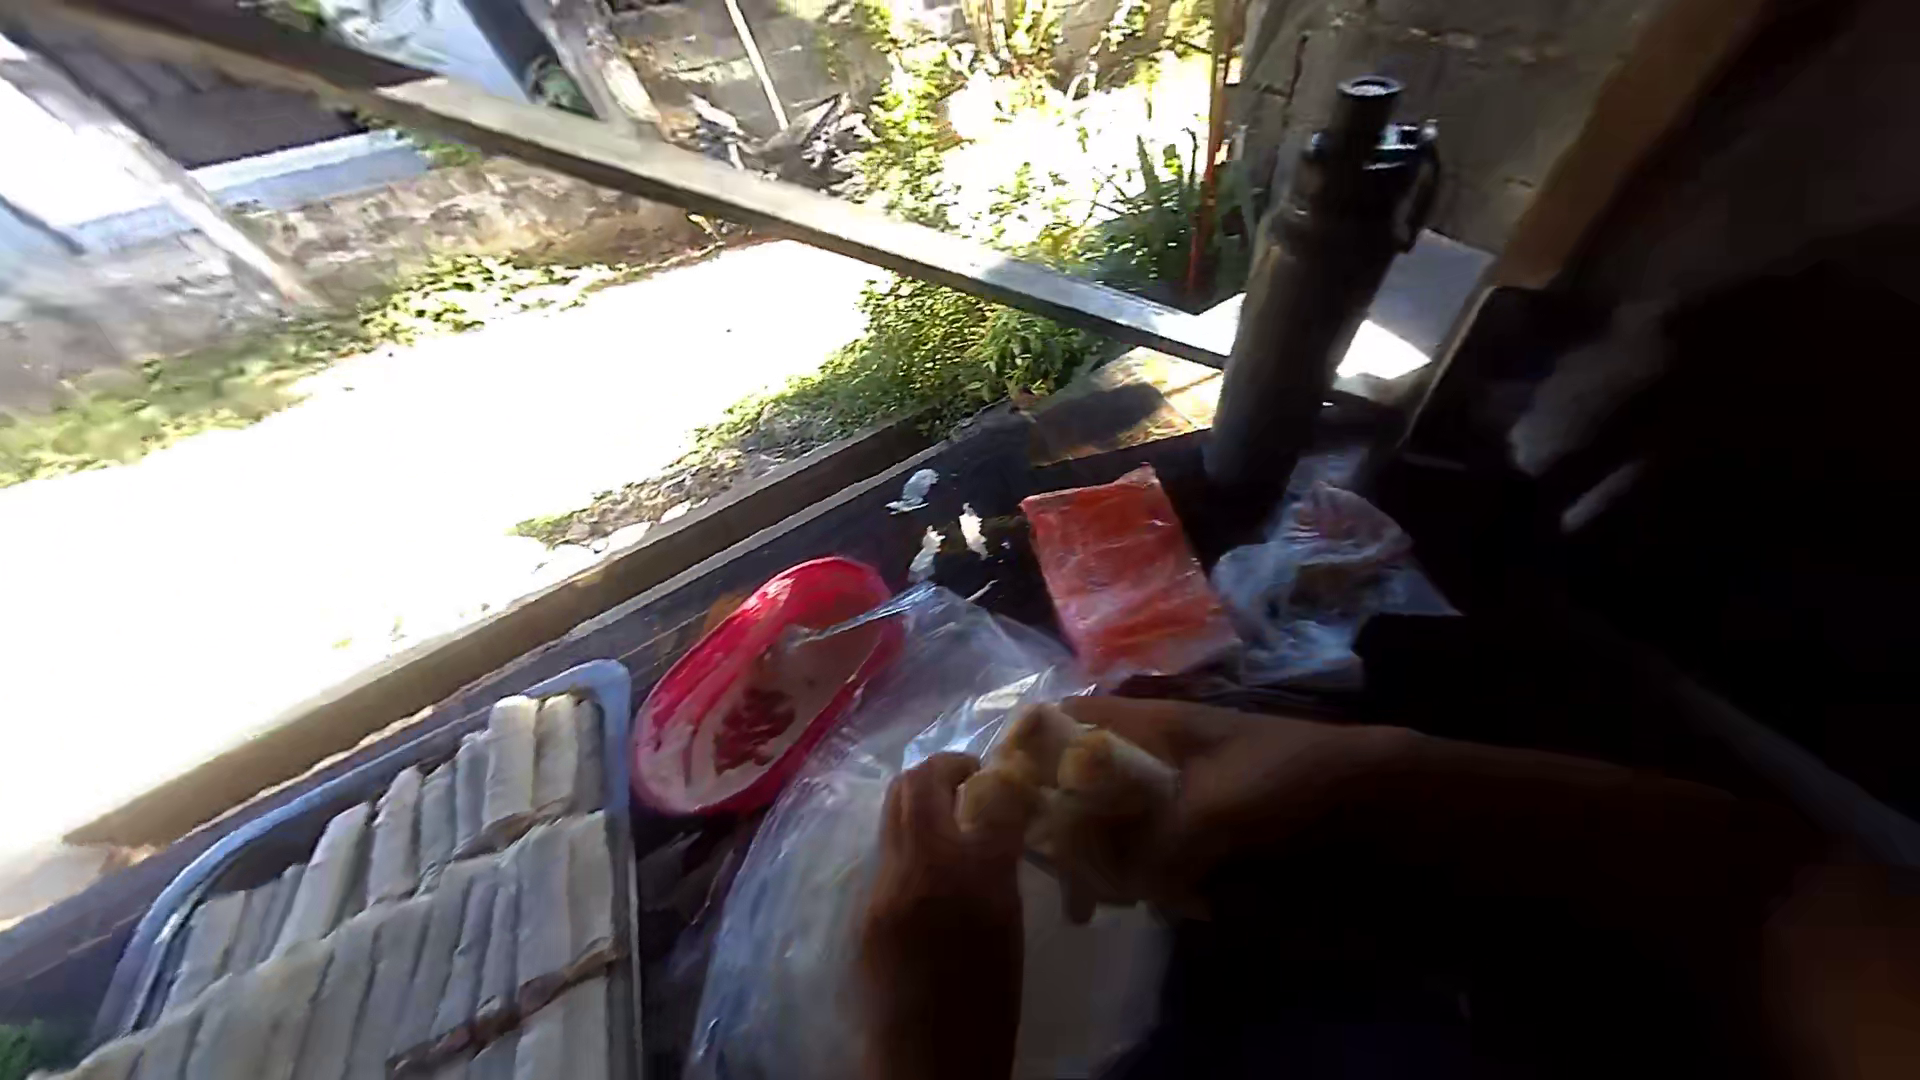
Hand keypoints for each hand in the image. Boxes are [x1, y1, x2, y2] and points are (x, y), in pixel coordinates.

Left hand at [859, 752, 1025, 1079]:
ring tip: (948, 817)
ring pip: (892, 812)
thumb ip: (999, 848)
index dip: (969, 765)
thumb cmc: (986, 993)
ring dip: (918, 799)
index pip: (959, 786)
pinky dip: (908, 836)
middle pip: (910, 785)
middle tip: (965, 786)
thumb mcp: (1007, 914)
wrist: (929, 1064)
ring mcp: (880, 888)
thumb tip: (998, 799)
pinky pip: (885, 849)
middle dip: (936, 771)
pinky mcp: (863, 909)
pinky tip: (928, 862)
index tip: (985, 773)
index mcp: (961, 871)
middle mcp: (912, 869)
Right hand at [1056, 696, 1415, 911]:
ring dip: (1087, 854)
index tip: (1002, 790)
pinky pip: (1142, 858)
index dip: (1034, 745)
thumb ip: (1166, 835)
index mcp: (1152, 726)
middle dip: (1054, 813)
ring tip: (1075, 898)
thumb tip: (1120, 881)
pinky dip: (1126, 878)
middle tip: (1036, 862)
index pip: (1073, 720)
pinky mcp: (1194, 844)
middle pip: (1080, 776)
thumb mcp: (1227, 799)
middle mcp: (1152, 760)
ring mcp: (1172, 803)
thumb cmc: (1295, 777)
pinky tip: (1117, 904)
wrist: (1380, 813)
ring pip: (1106, 822)